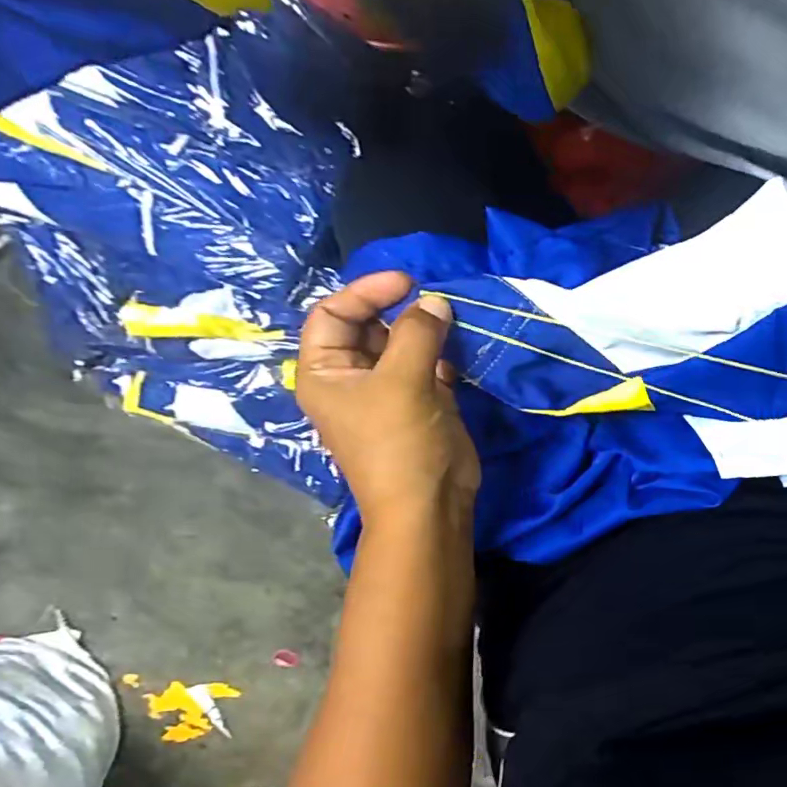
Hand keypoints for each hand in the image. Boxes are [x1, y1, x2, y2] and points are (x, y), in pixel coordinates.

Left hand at [296, 272, 478, 515]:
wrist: (430, 504)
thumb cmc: (400, 443)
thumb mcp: (402, 381)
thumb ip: (417, 332)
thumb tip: (435, 301)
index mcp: (326, 371)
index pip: (334, 313)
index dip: (366, 292)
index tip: (408, 283)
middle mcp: (353, 377)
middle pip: (371, 326)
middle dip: (401, 310)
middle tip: (437, 302)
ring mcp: (390, 391)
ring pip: (404, 344)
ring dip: (427, 330)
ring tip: (453, 320)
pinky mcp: (423, 403)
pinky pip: (430, 365)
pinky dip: (444, 354)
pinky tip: (460, 349)